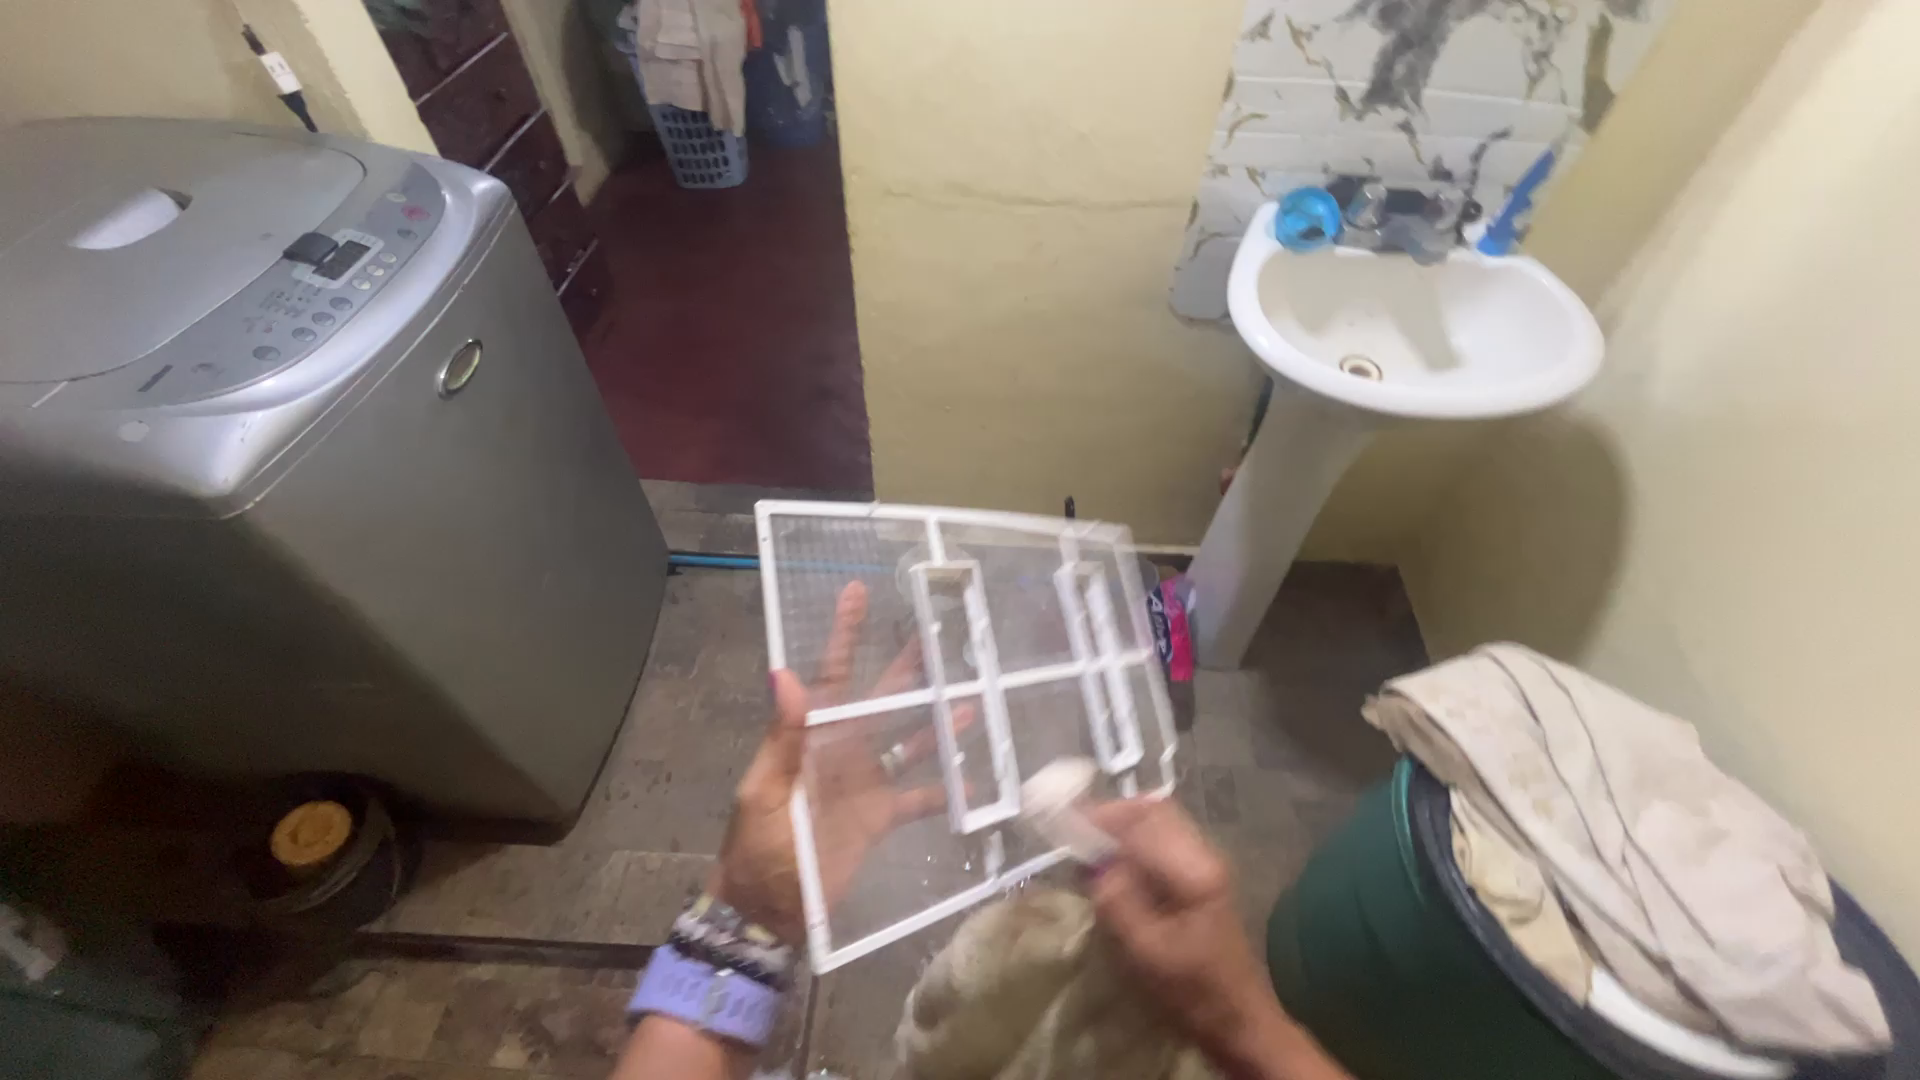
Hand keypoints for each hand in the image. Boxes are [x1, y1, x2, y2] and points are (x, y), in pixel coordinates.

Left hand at [710, 581, 956, 943]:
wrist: (767, 910)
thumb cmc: (758, 847)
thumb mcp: (765, 792)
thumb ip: (784, 738)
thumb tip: (784, 673)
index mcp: (815, 735)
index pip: (833, 673)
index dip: (845, 633)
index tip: (858, 592)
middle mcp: (846, 748)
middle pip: (883, 698)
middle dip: (909, 668)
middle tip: (940, 635)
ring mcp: (867, 781)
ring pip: (910, 740)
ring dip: (938, 722)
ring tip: (970, 700)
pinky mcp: (882, 816)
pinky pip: (919, 796)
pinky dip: (944, 790)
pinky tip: (974, 782)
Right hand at [1087, 799, 1350, 1079]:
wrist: (1242, 1023)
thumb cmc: (1194, 993)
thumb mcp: (1147, 952)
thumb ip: (1118, 901)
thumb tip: (1094, 864)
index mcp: (1194, 870)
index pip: (1144, 819)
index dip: (1103, 815)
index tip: (1067, 825)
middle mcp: (1204, 854)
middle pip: (1153, 811)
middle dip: (1112, 815)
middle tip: (1076, 833)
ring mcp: (1205, 863)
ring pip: (1157, 823)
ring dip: (1122, 827)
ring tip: (1090, 848)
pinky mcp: (1200, 876)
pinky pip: (1161, 841)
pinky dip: (1133, 842)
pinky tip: (1114, 865)